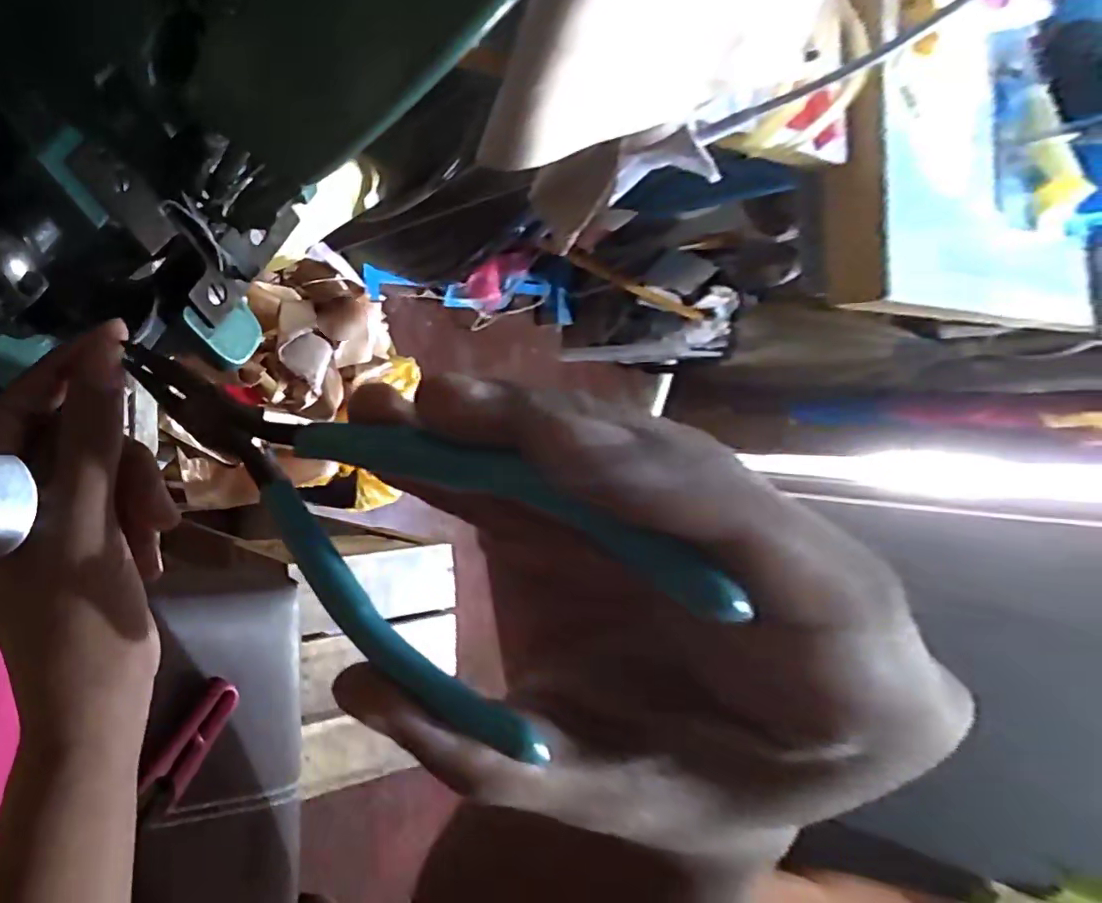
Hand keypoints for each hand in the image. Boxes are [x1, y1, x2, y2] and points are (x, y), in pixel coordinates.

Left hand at [0, 320, 179, 746]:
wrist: (101, 717)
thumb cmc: (78, 626)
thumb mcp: (87, 520)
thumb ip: (92, 434)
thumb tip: (102, 354)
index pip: (20, 404)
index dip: (66, 368)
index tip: (115, 335)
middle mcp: (8, 499)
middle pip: (70, 436)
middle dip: (118, 461)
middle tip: (151, 502)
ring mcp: (45, 519)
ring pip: (99, 465)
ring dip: (134, 494)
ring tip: (154, 537)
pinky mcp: (77, 536)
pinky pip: (112, 496)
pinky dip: (135, 516)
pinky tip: (149, 556)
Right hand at [334, 377, 972, 890]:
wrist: (692, 760)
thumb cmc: (665, 791)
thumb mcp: (583, 796)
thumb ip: (479, 757)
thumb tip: (358, 689)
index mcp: (844, 668)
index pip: (770, 548)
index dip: (658, 481)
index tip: (546, 443)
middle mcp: (781, 562)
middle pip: (668, 463)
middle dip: (538, 428)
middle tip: (432, 404)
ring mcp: (698, 516)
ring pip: (601, 439)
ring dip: (495, 418)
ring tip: (396, 409)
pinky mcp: (626, 496)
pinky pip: (552, 456)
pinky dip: (476, 440)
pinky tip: (411, 428)